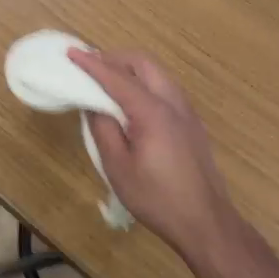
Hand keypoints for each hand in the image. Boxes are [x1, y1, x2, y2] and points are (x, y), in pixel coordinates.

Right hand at [70, 49, 236, 257]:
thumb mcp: (118, 166)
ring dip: (131, 70)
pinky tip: (132, 102)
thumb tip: (92, 104)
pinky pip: (165, 89)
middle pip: (143, 63)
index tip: (71, 53)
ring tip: (108, 82)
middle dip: (114, 58)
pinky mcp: (192, 125)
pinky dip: (144, 83)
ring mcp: (187, 113)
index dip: (91, 64)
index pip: (116, 77)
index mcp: (152, 111)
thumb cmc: (157, 198)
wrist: (207, 225)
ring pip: (157, 74)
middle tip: (90, 66)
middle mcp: (173, 103)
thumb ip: (103, 129)